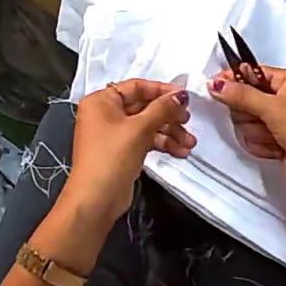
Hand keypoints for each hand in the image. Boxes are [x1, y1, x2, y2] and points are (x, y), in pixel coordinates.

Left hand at [56, 79, 195, 230]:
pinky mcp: (121, 151)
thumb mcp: (139, 129)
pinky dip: (161, 144)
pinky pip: (144, 140)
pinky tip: (180, 152)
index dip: (161, 90)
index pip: (136, 87)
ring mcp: (112, 133)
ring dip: (169, 132)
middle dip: (168, 116)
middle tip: (188, 122)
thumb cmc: (112, 156)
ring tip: (189, 144)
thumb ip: (162, 109)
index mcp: (101, 100)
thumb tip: (182, 95)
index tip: (186, 97)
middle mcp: (104, 113)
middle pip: (143, 106)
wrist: (96, 198)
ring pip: (146, 125)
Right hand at [207, 67, 285, 208]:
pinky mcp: (277, 142)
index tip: (215, 88)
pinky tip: (275, 151)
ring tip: (273, 140)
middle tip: (259, 120)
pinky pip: (253, 137)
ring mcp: (281, 122)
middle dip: (247, 112)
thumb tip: (213, 82)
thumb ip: (242, 95)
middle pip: (245, 98)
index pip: (253, 72)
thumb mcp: (276, 108)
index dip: (233, 79)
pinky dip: (261, 145)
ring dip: (255, 132)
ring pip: (246, 120)